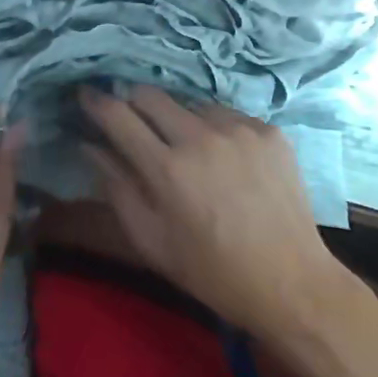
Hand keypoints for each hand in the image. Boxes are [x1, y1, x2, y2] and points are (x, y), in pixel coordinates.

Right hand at [79, 85, 347, 340]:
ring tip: (187, 149)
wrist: (291, 282)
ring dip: (178, 118)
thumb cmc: (212, 272)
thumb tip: (89, 146)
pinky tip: (224, 158)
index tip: (86, 94)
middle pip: (152, 95)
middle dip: (133, 102)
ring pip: (191, 104)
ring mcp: (240, 129)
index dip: (97, 102)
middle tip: (133, 121)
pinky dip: (215, 129)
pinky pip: (228, 115)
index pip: (119, 116)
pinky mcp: (269, 131)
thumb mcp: (152, 241)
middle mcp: (202, 137)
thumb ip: (117, 187)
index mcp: (168, 169)